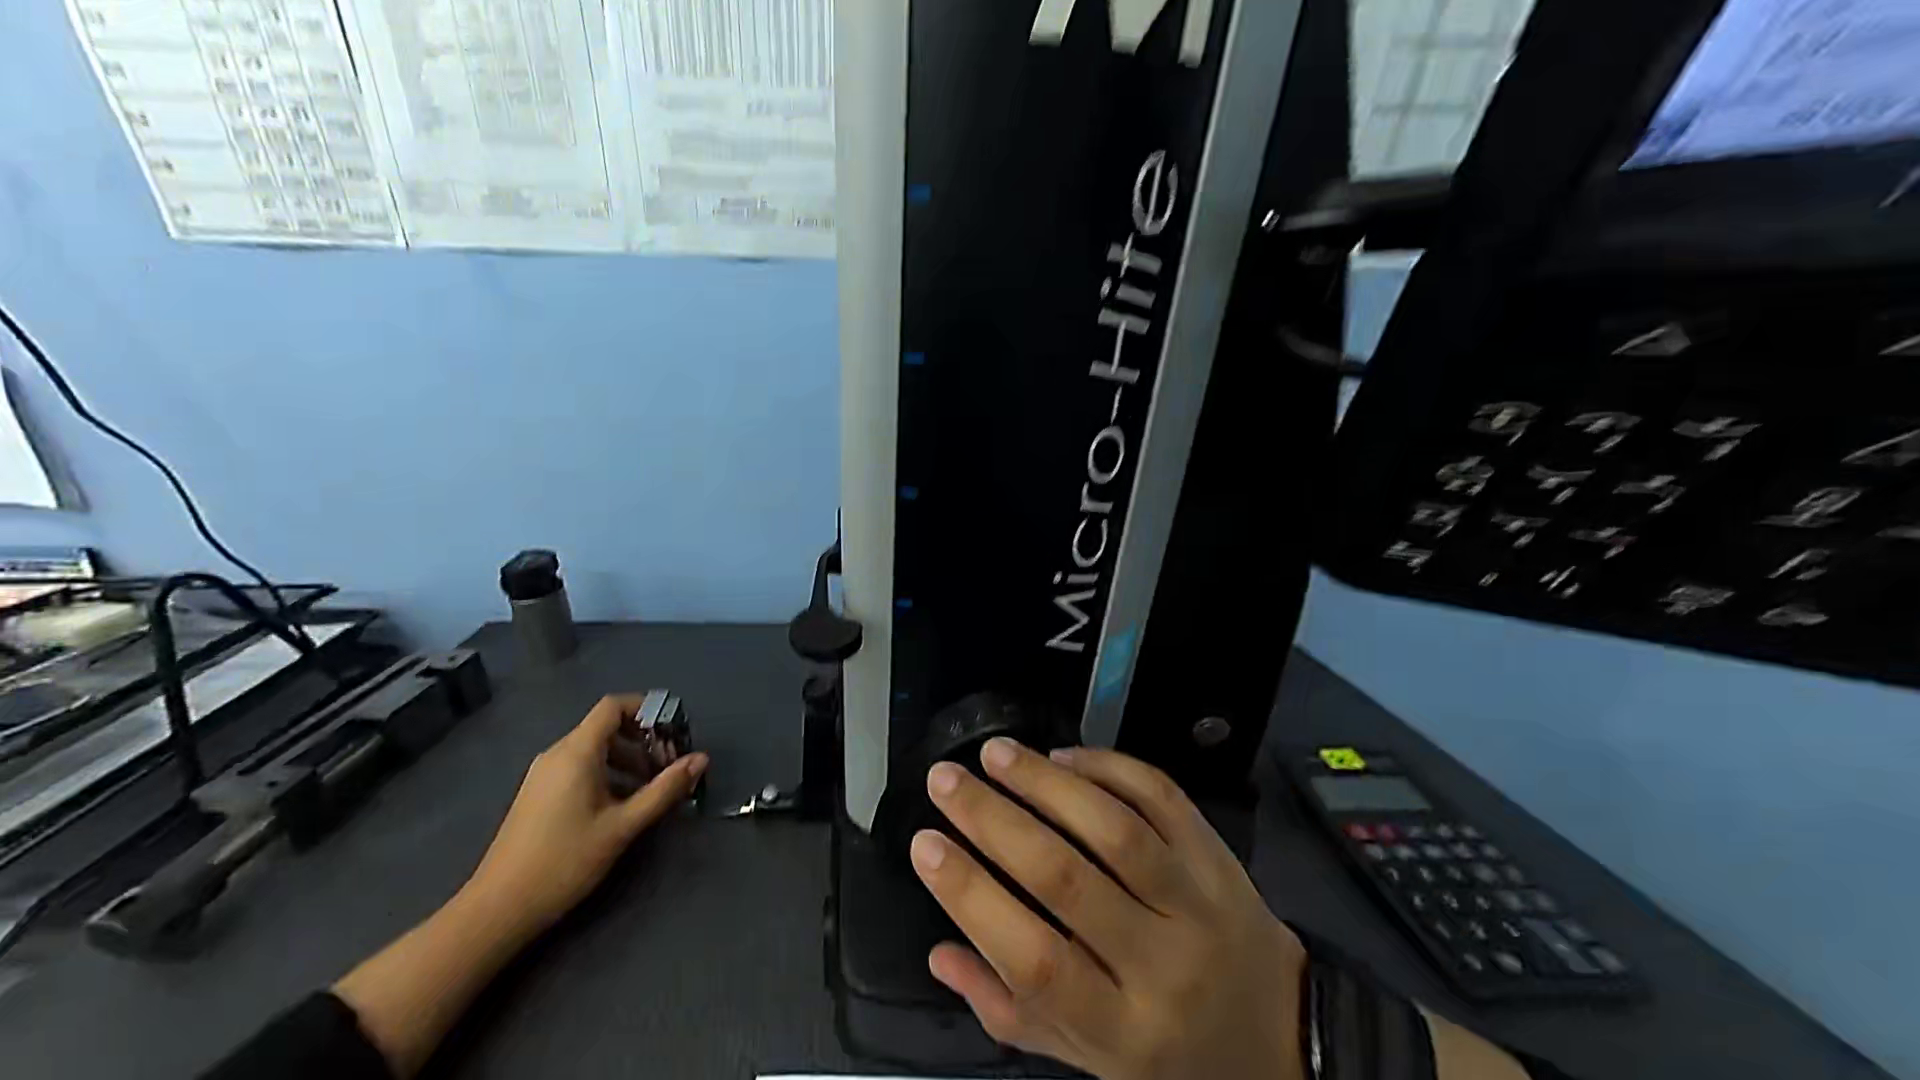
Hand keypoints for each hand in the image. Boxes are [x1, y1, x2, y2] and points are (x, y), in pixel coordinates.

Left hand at [462, 695, 707, 934]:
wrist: (498, 909)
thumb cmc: (565, 861)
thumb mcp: (623, 826)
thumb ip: (664, 789)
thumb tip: (701, 758)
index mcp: (576, 753)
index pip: (613, 706)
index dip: (646, 709)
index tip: (673, 730)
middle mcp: (557, 754)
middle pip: (606, 726)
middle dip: (643, 738)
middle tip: (669, 764)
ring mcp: (544, 774)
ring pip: (595, 748)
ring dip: (628, 758)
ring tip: (652, 786)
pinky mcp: (539, 793)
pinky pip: (580, 766)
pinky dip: (608, 771)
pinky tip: (623, 803)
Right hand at [911, 740, 1305, 1079]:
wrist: (1279, 1034)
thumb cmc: (1167, 1050)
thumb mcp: (1086, 1056)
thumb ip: (1010, 1010)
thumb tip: (938, 953)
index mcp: (1119, 1028)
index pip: (1033, 958)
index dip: (972, 897)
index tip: (924, 845)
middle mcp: (1160, 963)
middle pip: (1067, 878)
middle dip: (993, 820)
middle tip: (946, 779)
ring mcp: (1197, 901)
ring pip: (1115, 828)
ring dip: (1047, 782)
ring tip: (996, 753)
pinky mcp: (1218, 856)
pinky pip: (1161, 798)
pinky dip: (1108, 767)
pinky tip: (1064, 755)